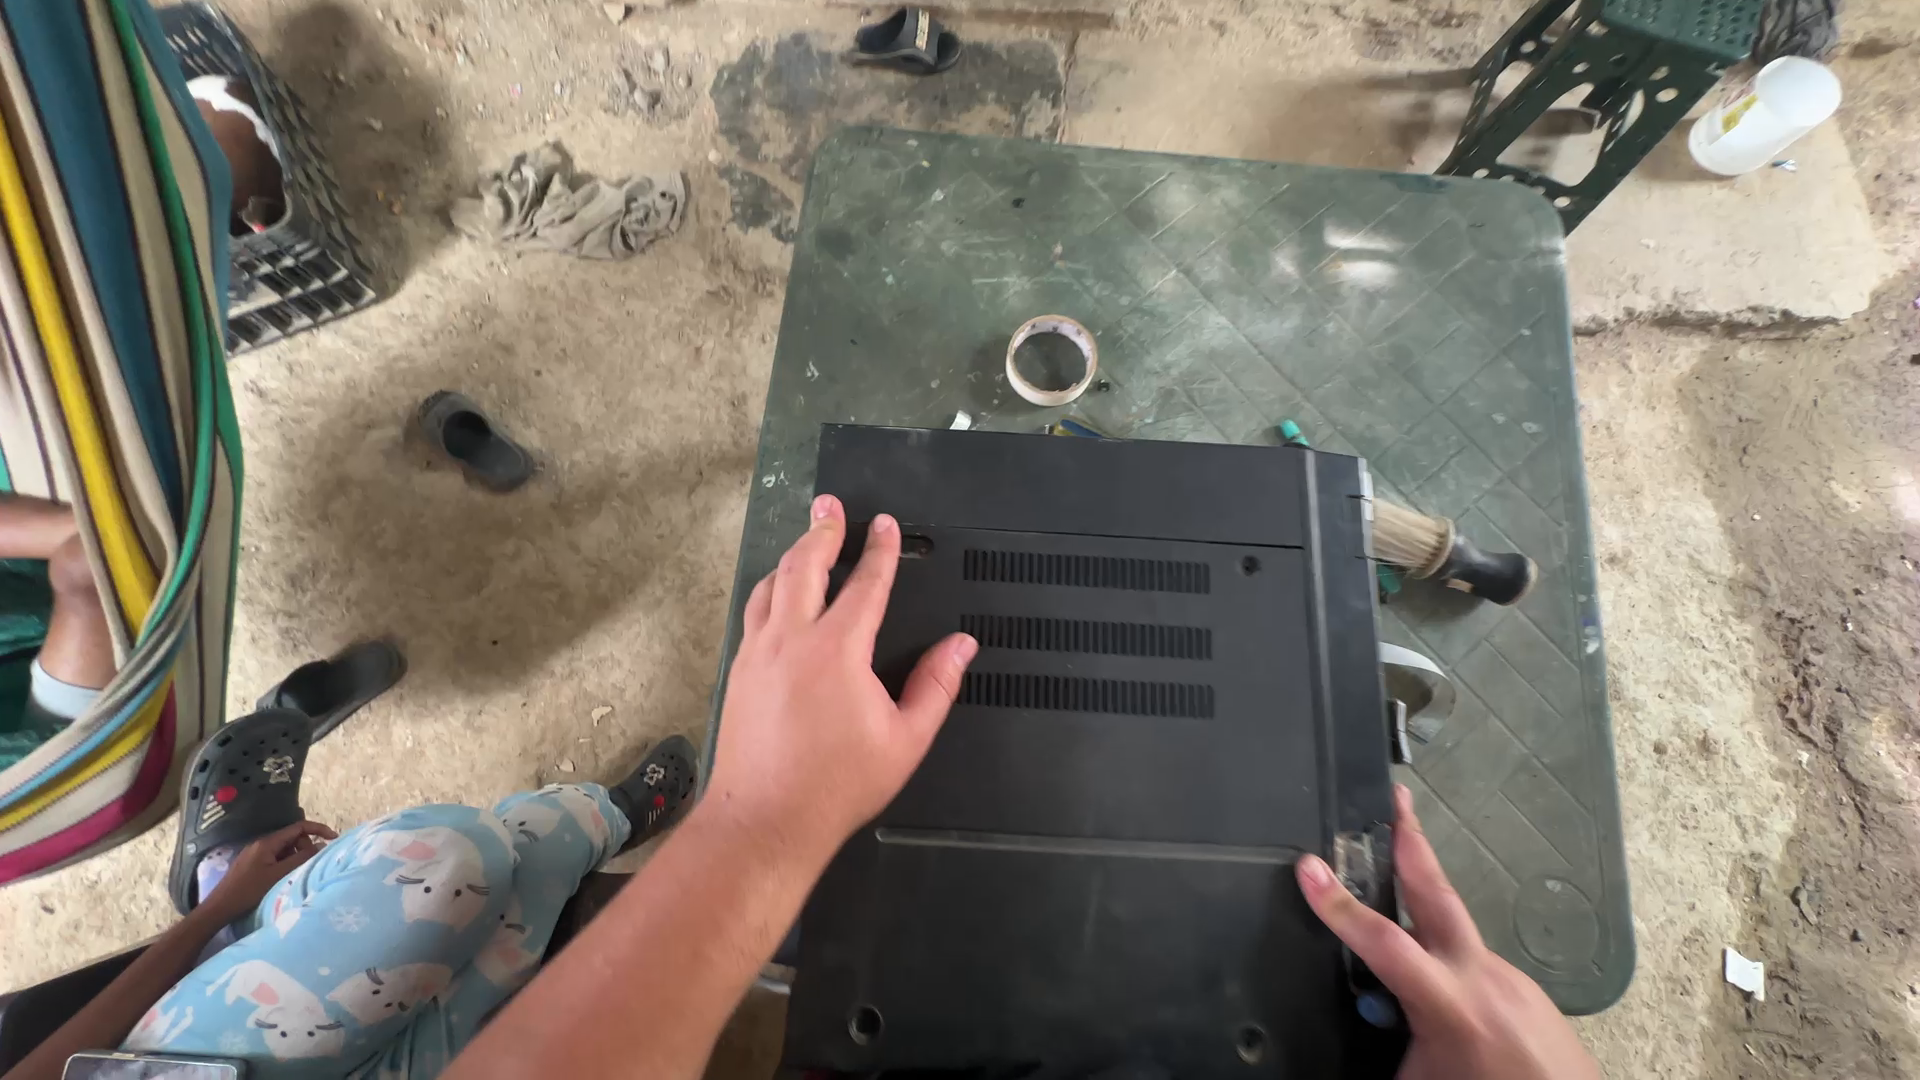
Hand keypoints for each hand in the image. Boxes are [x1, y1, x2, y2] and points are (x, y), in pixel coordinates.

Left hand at [198, 819, 336, 924]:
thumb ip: (303, 857)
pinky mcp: (250, 864)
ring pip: (284, 848)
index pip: (299, 827)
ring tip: (292, 872)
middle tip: (306, 863)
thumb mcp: (280, 874)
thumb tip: (321, 845)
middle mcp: (260, 844)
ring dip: (294, 857)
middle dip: (305, 847)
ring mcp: (253, 854)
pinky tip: (281, 876)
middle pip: (292, 837)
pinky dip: (284, 862)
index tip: (333, 838)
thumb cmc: (248, 891)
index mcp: (267, 843)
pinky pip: (274, 857)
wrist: (216, 911)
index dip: (319, 829)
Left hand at [705, 493, 976, 860]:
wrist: (763, 822)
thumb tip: (961, 646)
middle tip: (830, 504)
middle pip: (804, 565)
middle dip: (821, 529)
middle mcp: (793, 639)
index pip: (865, 584)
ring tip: (806, 540)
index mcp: (838, 650)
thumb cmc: (837, 784)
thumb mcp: (905, 740)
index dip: (879, 549)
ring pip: (771, 584)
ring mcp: (759, 652)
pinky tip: (777, 594)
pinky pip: (755, 612)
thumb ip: (936, 686)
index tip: (885, 524)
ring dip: (792, 556)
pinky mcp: (740, 671)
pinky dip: (771, 590)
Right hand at [1296, 786, 1599, 1079]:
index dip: (1339, 904)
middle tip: (1397, 796)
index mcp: (1450, 1004)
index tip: (1307, 867)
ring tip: (1391, 894)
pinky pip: (1473, 962)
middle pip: (1439, 895)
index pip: (1384, 941)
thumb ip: (1383, 1042)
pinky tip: (1437, 976)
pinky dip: (1446, 956)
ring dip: (1420, 906)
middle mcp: (1483, 979)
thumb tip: (1353, 1015)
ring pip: (1452, 932)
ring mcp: (1513, 981)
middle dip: (1414, 841)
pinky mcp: (1531, 994)